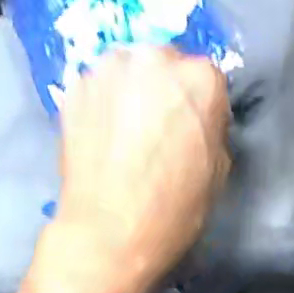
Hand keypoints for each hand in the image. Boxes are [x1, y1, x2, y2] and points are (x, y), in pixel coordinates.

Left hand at [36, 45, 230, 292]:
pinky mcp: (75, 85)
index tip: (201, 134)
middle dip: (170, 93)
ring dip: (137, 96)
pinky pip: (102, 89)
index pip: (210, 79)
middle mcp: (152, 59)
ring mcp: (108, 68)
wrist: (111, 232)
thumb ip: (213, 134)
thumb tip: (201, 123)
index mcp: (199, 81)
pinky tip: (110, 142)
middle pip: (167, 66)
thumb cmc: (176, 212)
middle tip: (167, 134)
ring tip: (135, 139)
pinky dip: (108, 107)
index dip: (206, 109)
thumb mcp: (218, 176)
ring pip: (132, 72)